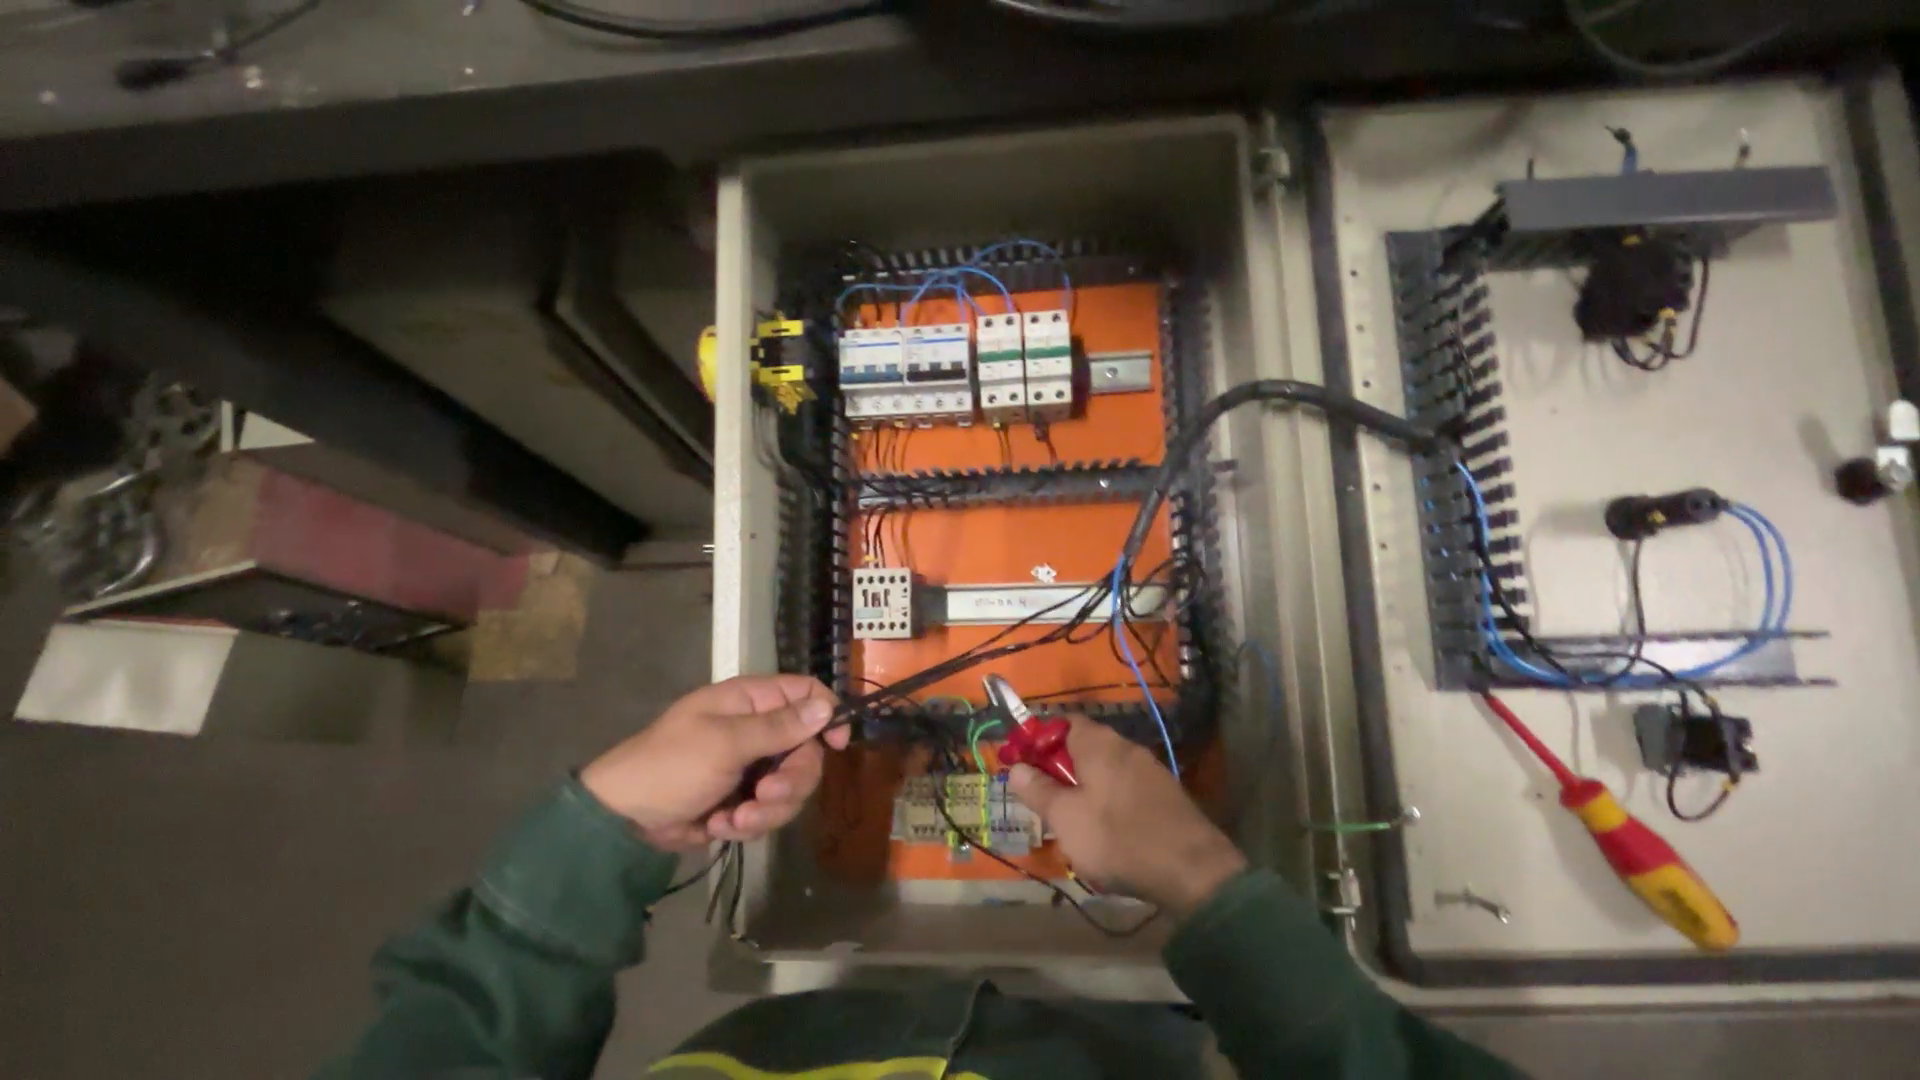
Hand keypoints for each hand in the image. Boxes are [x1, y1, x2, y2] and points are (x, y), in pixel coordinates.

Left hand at [581, 675, 847, 851]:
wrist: (624, 818)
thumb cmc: (670, 765)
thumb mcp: (726, 743)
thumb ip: (779, 726)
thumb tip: (827, 706)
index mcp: (751, 701)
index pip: (807, 693)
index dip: (827, 715)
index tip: (835, 745)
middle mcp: (758, 729)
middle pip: (807, 751)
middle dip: (790, 781)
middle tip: (765, 796)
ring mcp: (752, 766)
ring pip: (792, 787)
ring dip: (767, 810)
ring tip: (733, 820)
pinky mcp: (744, 798)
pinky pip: (770, 811)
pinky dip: (749, 823)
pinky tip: (720, 826)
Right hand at [1008, 717, 1245, 917]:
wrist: (1191, 870)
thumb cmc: (1116, 837)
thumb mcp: (1065, 817)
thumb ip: (1038, 790)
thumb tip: (1016, 767)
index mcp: (1098, 742)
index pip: (1061, 722)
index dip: (1037, 740)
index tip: (1021, 766)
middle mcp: (1125, 747)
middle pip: (1082, 746)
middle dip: (1059, 769)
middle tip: (1043, 802)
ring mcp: (1150, 770)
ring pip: (1104, 770)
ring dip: (1084, 789)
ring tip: (1071, 824)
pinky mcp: (1165, 796)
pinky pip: (1125, 789)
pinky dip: (1109, 803)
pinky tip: (1106, 834)